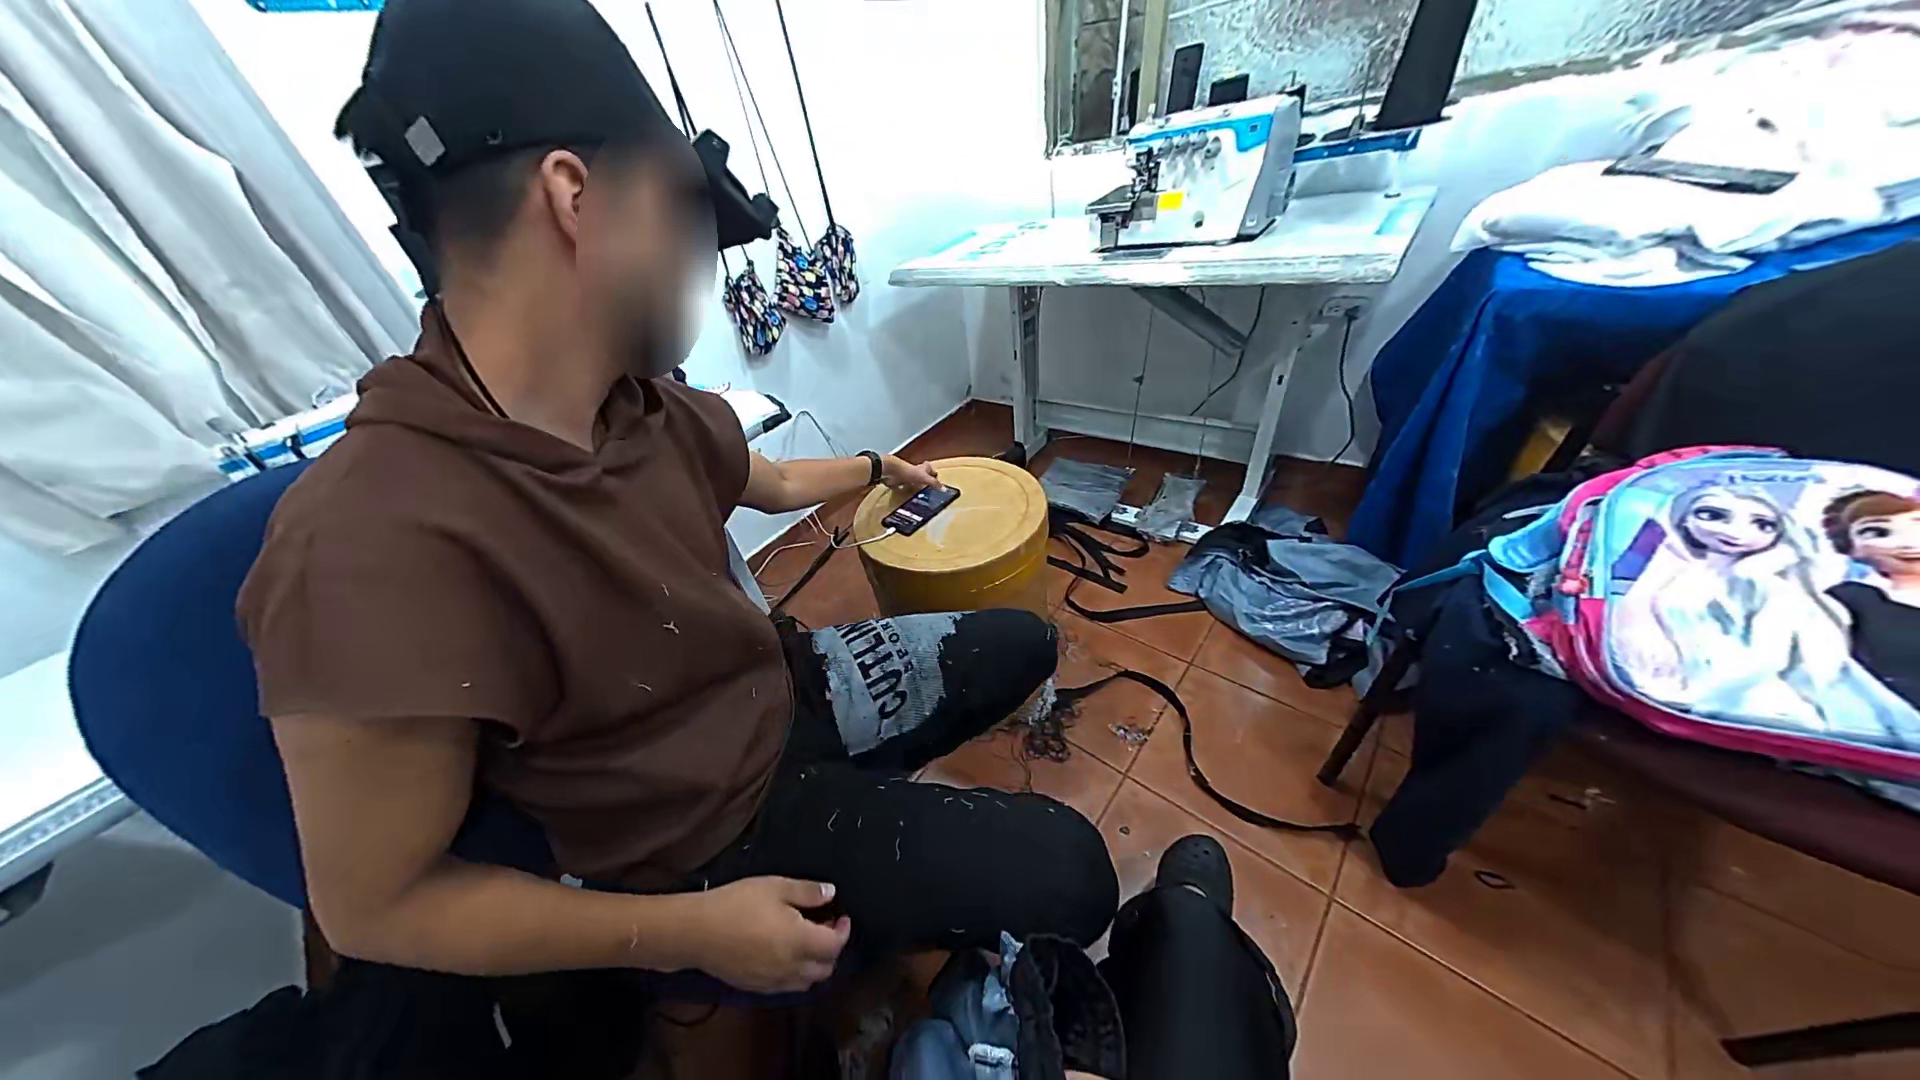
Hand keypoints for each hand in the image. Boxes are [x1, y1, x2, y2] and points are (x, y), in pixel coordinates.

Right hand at [683, 877, 849, 992]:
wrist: (697, 932)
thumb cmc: (739, 903)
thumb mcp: (776, 886)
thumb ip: (807, 892)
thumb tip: (831, 893)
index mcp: (799, 942)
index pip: (834, 946)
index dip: (843, 932)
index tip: (842, 915)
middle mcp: (789, 968)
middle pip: (825, 969)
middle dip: (832, 949)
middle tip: (826, 924)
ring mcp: (772, 982)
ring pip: (807, 982)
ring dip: (815, 963)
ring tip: (808, 938)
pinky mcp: (756, 987)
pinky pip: (787, 987)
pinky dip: (797, 973)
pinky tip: (786, 952)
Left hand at [881, 456, 939, 492]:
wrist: (890, 471)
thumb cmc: (908, 471)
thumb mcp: (923, 478)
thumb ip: (933, 483)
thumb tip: (944, 489)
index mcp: (921, 468)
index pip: (929, 468)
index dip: (932, 472)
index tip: (936, 477)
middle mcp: (913, 470)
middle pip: (920, 474)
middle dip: (923, 479)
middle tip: (928, 488)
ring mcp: (904, 476)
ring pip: (911, 480)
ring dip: (913, 485)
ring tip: (918, 494)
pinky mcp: (896, 481)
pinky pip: (901, 486)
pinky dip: (903, 490)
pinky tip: (905, 495)